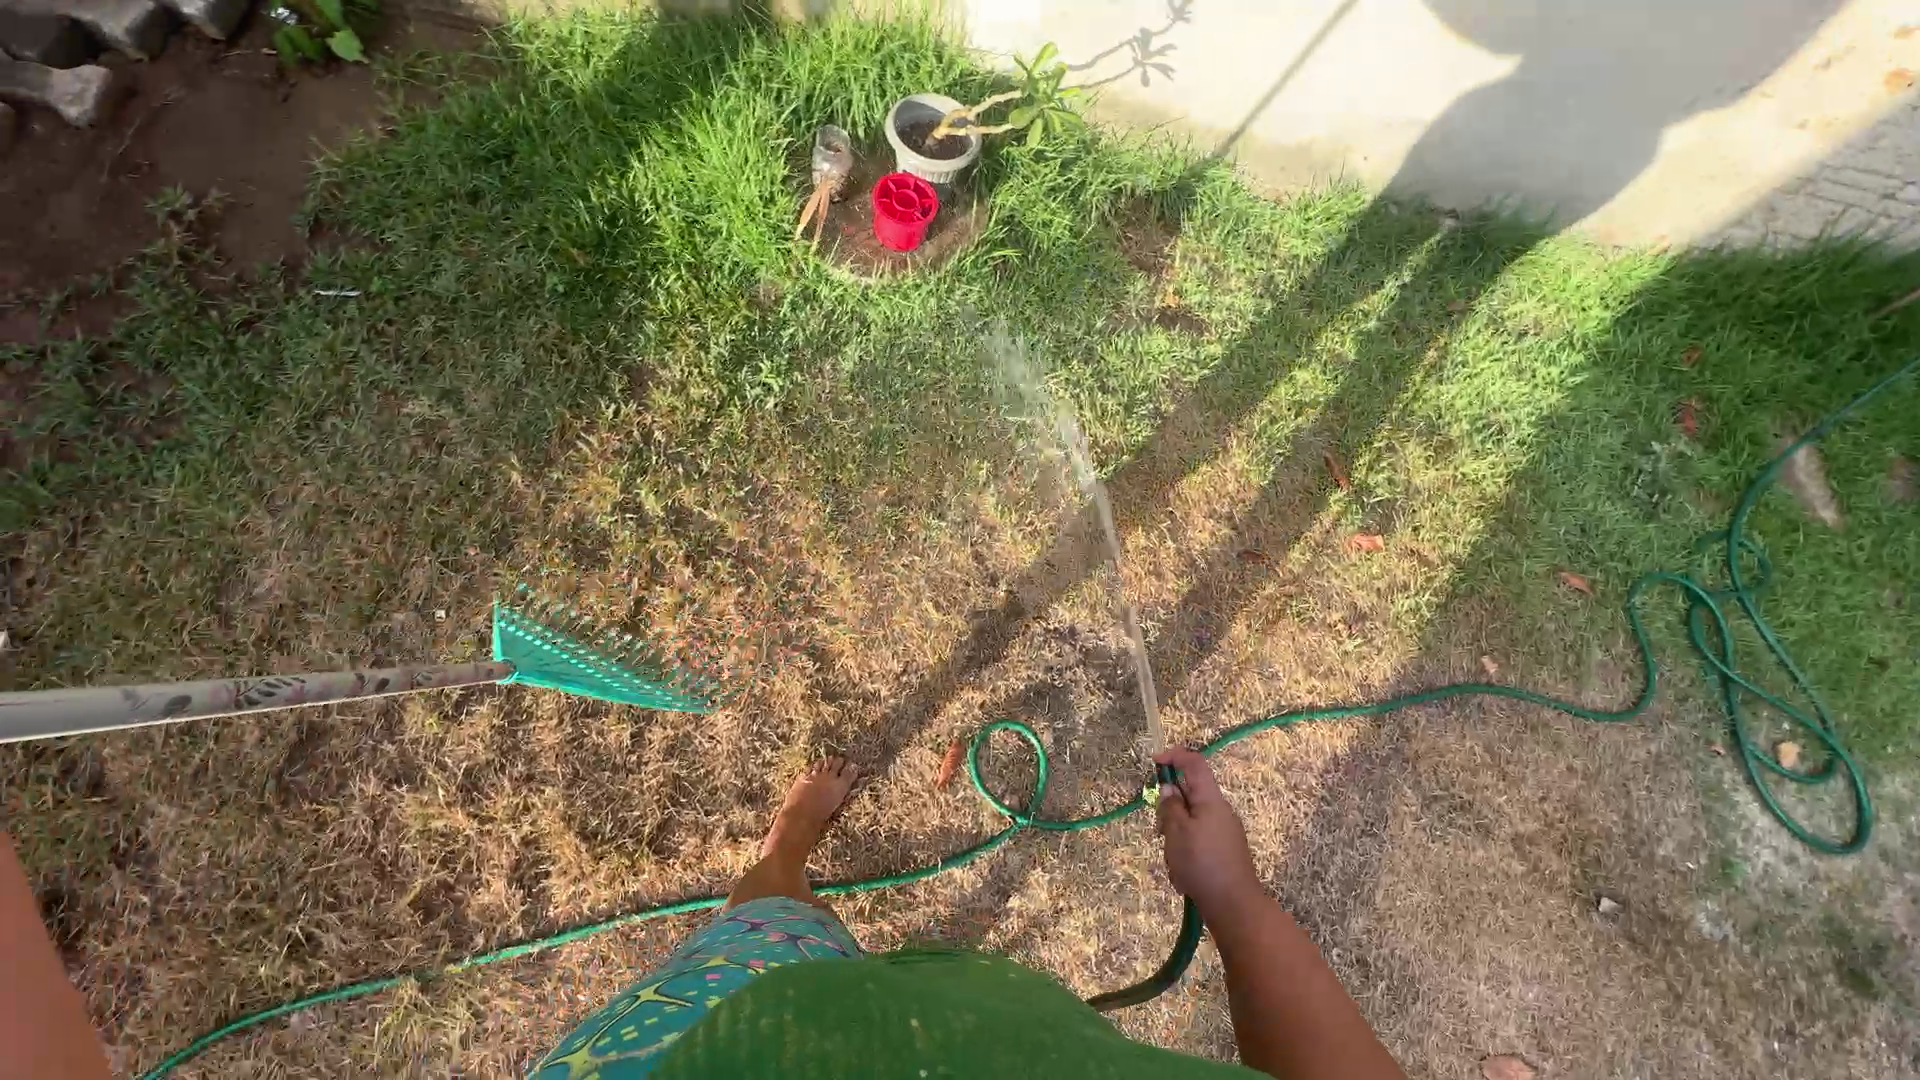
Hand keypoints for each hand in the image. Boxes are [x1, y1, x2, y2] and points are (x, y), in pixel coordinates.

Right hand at [1155, 748, 1262, 917]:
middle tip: (1161, 831)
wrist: (1234, 907)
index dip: (1174, 756)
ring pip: (1190, 822)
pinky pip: (1197, 842)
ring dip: (1175, 836)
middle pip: (1189, 796)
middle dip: (1169, 811)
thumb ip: (1170, 806)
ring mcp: (1224, 833)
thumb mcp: (1177, 831)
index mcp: (1211, 800)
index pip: (1194, 763)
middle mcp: (1220, 812)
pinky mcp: (1223, 853)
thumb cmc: (1202, 863)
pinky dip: (1185, 853)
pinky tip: (1183, 876)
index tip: (1154, 763)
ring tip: (1174, 861)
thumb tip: (1169, 788)